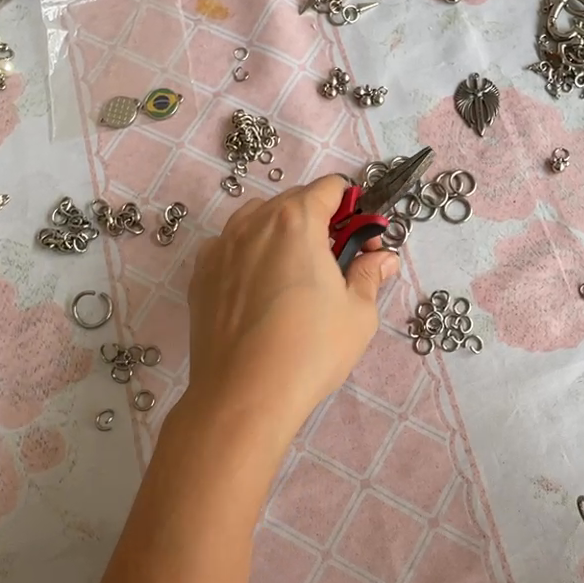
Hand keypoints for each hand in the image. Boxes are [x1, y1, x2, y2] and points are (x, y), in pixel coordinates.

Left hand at [182, 175, 397, 448]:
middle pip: (295, 201)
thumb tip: (382, 258)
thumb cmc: (310, 350)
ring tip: (296, 278)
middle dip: (321, 222)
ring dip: (283, 235)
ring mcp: (221, 246)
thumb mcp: (358, 314)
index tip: (363, 245)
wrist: (243, 395)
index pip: (330, 187)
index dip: (354, 209)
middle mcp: (254, 222)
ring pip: (259, 221)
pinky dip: (251, 256)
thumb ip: (370, 275)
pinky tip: (261, 293)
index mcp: (297, 221)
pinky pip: (232, 248)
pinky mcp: (201, 274)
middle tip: (336, 266)